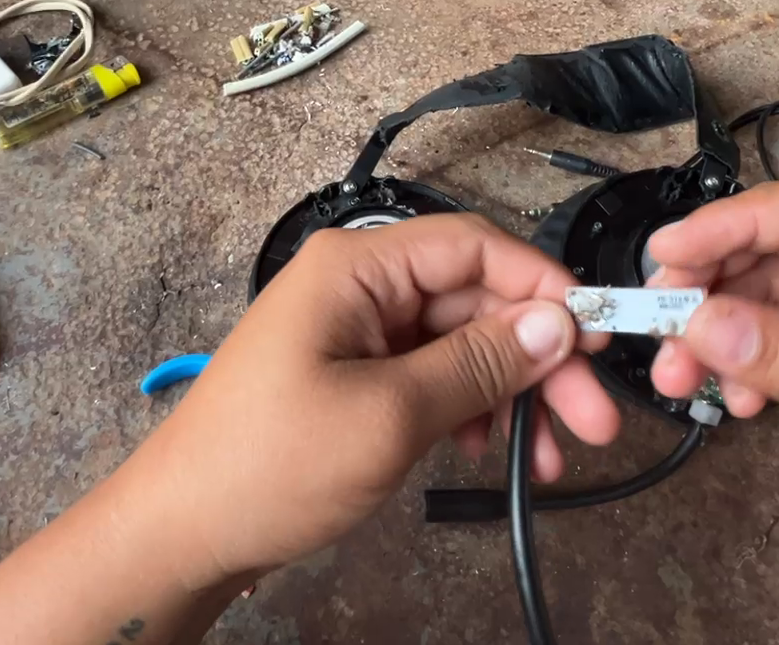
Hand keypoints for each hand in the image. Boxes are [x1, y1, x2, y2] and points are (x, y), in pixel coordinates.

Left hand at [126, 213, 621, 586]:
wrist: (183, 532)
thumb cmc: (275, 461)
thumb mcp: (388, 414)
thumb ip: (477, 363)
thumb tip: (558, 323)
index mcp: (358, 266)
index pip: (469, 246)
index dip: (538, 283)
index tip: (595, 335)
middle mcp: (362, 285)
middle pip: (471, 300)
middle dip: (534, 357)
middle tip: (593, 421)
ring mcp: (359, 330)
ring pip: (458, 342)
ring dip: (508, 393)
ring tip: (548, 458)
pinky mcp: (359, 373)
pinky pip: (431, 375)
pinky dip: (468, 409)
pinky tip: (487, 452)